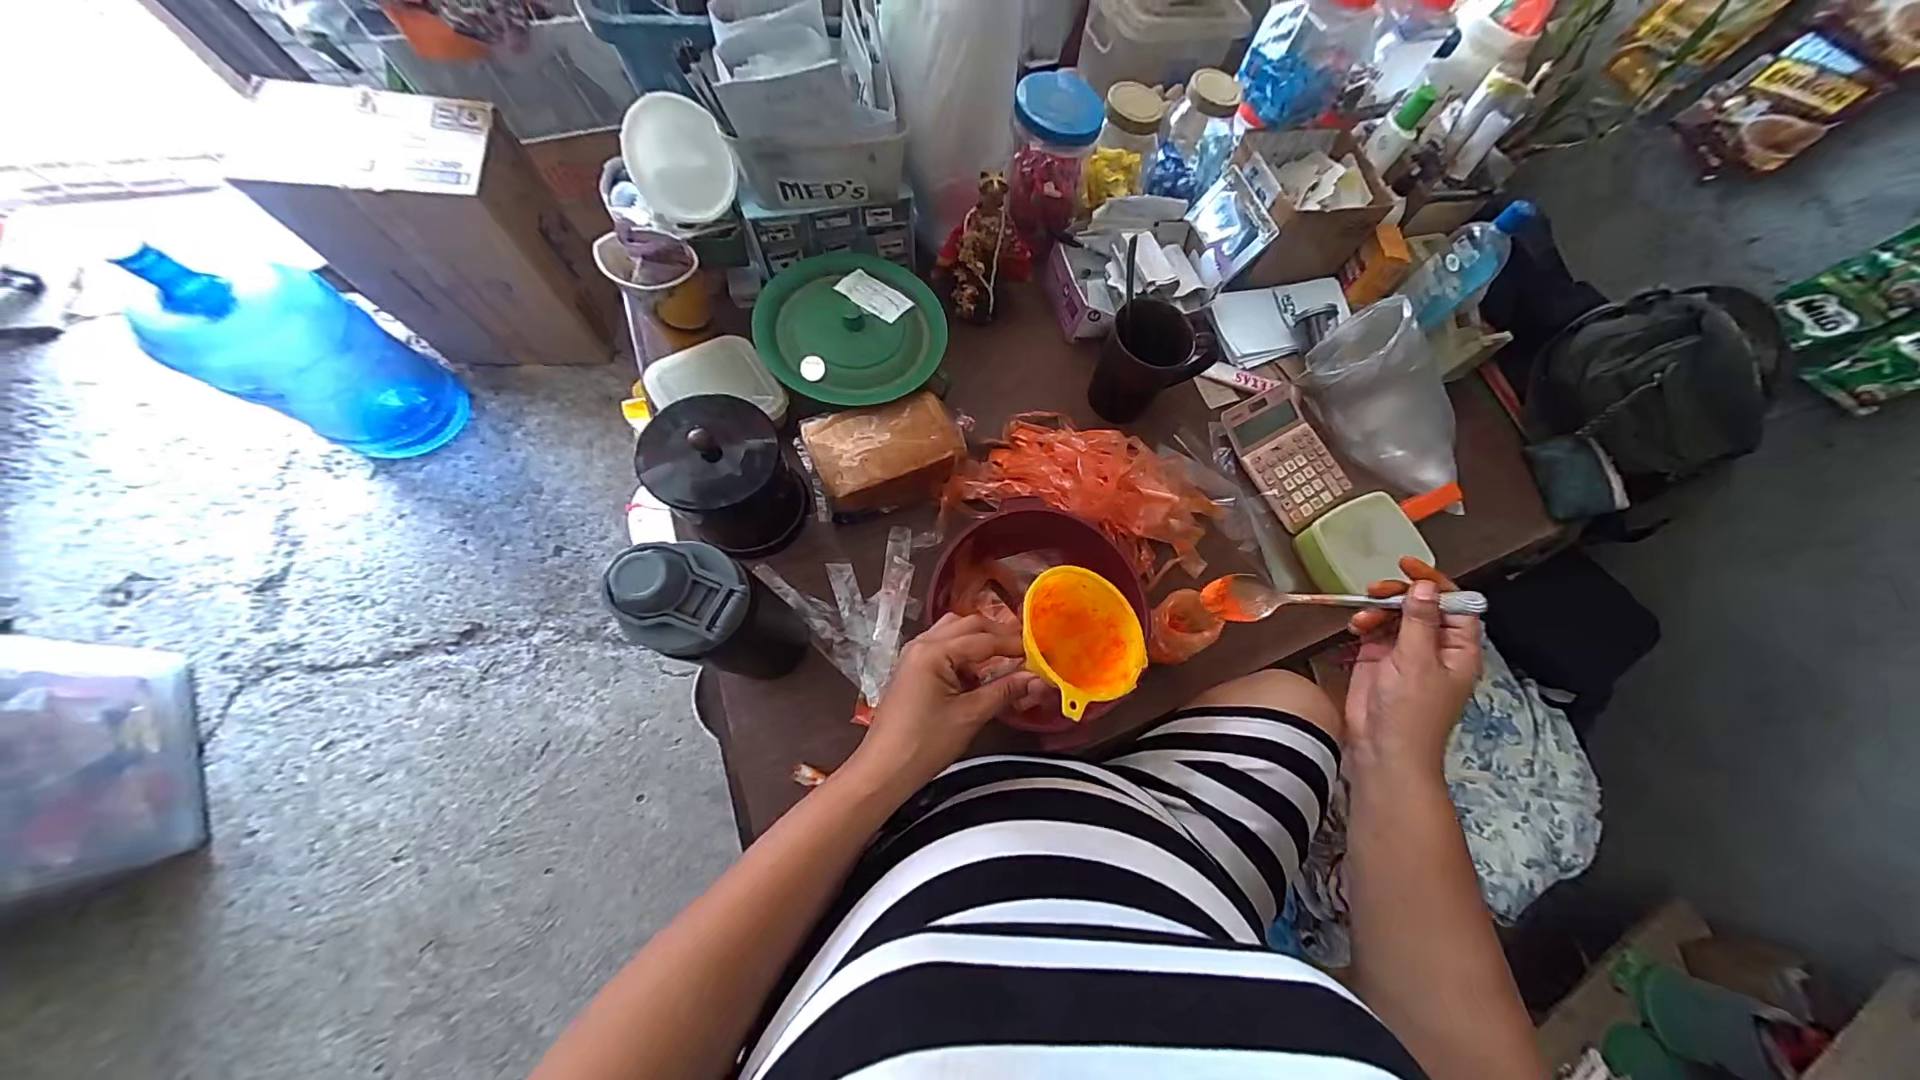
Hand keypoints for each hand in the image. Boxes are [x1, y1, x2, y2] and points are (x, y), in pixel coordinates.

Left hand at [846, 614, 1049, 793]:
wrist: (883, 769)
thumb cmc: (924, 743)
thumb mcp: (970, 716)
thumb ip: (1005, 691)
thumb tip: (1039, 679)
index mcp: (934, 651)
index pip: (984, 639)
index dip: (1015, 644)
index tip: (1042, 652)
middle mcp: (922, 644)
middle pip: (969, 626)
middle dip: (999, 636)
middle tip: (1027, 651)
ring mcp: (914, 654)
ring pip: (955, 632)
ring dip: (982, 640)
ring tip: (1007, 657)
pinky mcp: (913, 668)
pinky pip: (944, 647)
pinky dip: (966, 652)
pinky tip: (981, 670)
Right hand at [1343, 558, 1481, 776]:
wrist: (1383, 746)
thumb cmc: (1411, 713)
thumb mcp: (1417, 662)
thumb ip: (1419, 622)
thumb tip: (1424, 587)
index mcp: (1458, 649)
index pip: (1455, 604)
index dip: (1435, 583)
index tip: (1409, 567)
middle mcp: (1434, 647)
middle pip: (1422, 606)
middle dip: (1400, 595)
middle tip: (1378, 590)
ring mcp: (1405, 652)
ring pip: (1395, 615)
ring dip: (1378, 610)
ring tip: (1363, 619)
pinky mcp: (1379, 659)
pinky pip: (1373, 630)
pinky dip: (1364, 624)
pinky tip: (1355, 628)